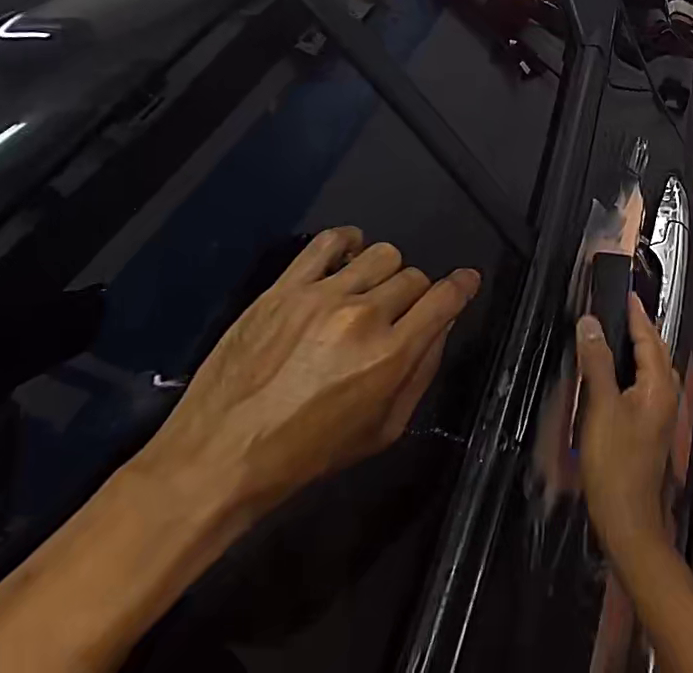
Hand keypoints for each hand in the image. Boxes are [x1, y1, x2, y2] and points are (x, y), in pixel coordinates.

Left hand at [138, 227, 481, 515]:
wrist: (226, 448)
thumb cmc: (308, 452)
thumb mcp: (382, 431)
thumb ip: (419, 374)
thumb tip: (439, 328)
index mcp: (391, 356)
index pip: (443, 301)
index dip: (461, 286)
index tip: (466, 280)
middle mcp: (363, 315)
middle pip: (411, 277)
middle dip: (415, 295)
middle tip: (396, 318)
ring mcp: (321, 294)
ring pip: (379, 254)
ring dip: (385, 271)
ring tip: (369, 290)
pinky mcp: (286, 285)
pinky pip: (327, 242)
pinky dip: (347, 240)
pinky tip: (347, 252)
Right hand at [575, 294, 678, 550]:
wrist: (627, 517)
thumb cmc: (614, 461)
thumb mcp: (600, 406)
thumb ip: (596, 362)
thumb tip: (591, 323)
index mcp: (658, 388)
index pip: (649, 340)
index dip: (636, 316)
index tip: (626, 294)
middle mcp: (665, 398)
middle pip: (656, 354)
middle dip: (642, 329)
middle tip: (622, 307)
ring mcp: (658, 416)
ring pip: (652, 371)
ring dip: (638, 348)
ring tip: (619, 331)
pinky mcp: (648, 429)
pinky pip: (643, 385)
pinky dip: (632, 369)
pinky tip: (615, 373)